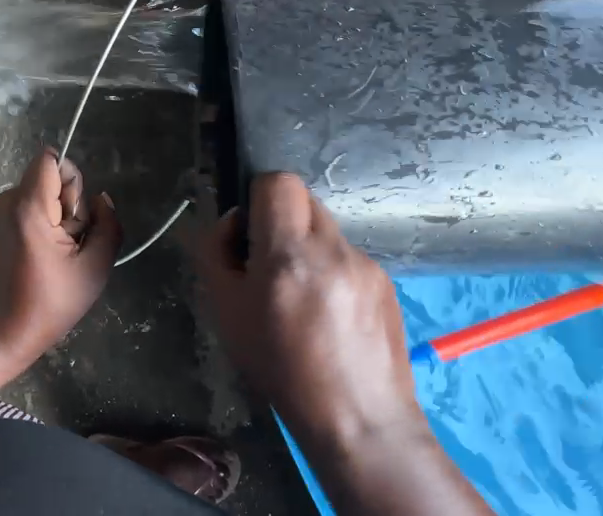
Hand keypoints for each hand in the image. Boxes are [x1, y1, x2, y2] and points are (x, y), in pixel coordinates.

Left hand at [0, 149, 123, 370]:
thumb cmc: (46, 304)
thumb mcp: (92, 270)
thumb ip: (107, 228)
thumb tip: (103, 199)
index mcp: (28, 206)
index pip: (50, 159)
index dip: (73, 182)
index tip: (76, 217)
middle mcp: (10, 198)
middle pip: (53, 178)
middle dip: (71, 206)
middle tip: (70, 247)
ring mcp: (4, 209)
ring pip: (47, 195)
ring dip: (62, 220)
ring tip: (60, 256)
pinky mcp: (3, 222)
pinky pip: (36, 207)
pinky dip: (49, 226)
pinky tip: (49, 257)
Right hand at [195, 173, 427, 454]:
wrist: (359, 421)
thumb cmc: (280, 365)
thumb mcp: (223, 307)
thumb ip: (215, 250)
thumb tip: (233, 223)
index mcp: (289, 252)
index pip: (277, 182)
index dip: (257, 195)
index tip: (248, 231)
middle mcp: (333, 248)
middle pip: (303, 199)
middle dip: (280, 218)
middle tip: (267, 261)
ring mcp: (367, 265)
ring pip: (325, 228)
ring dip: (305, 246)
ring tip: (299, 294)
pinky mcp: (387, 284)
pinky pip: (347, 257)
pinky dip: (330, 270)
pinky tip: (328, 314)